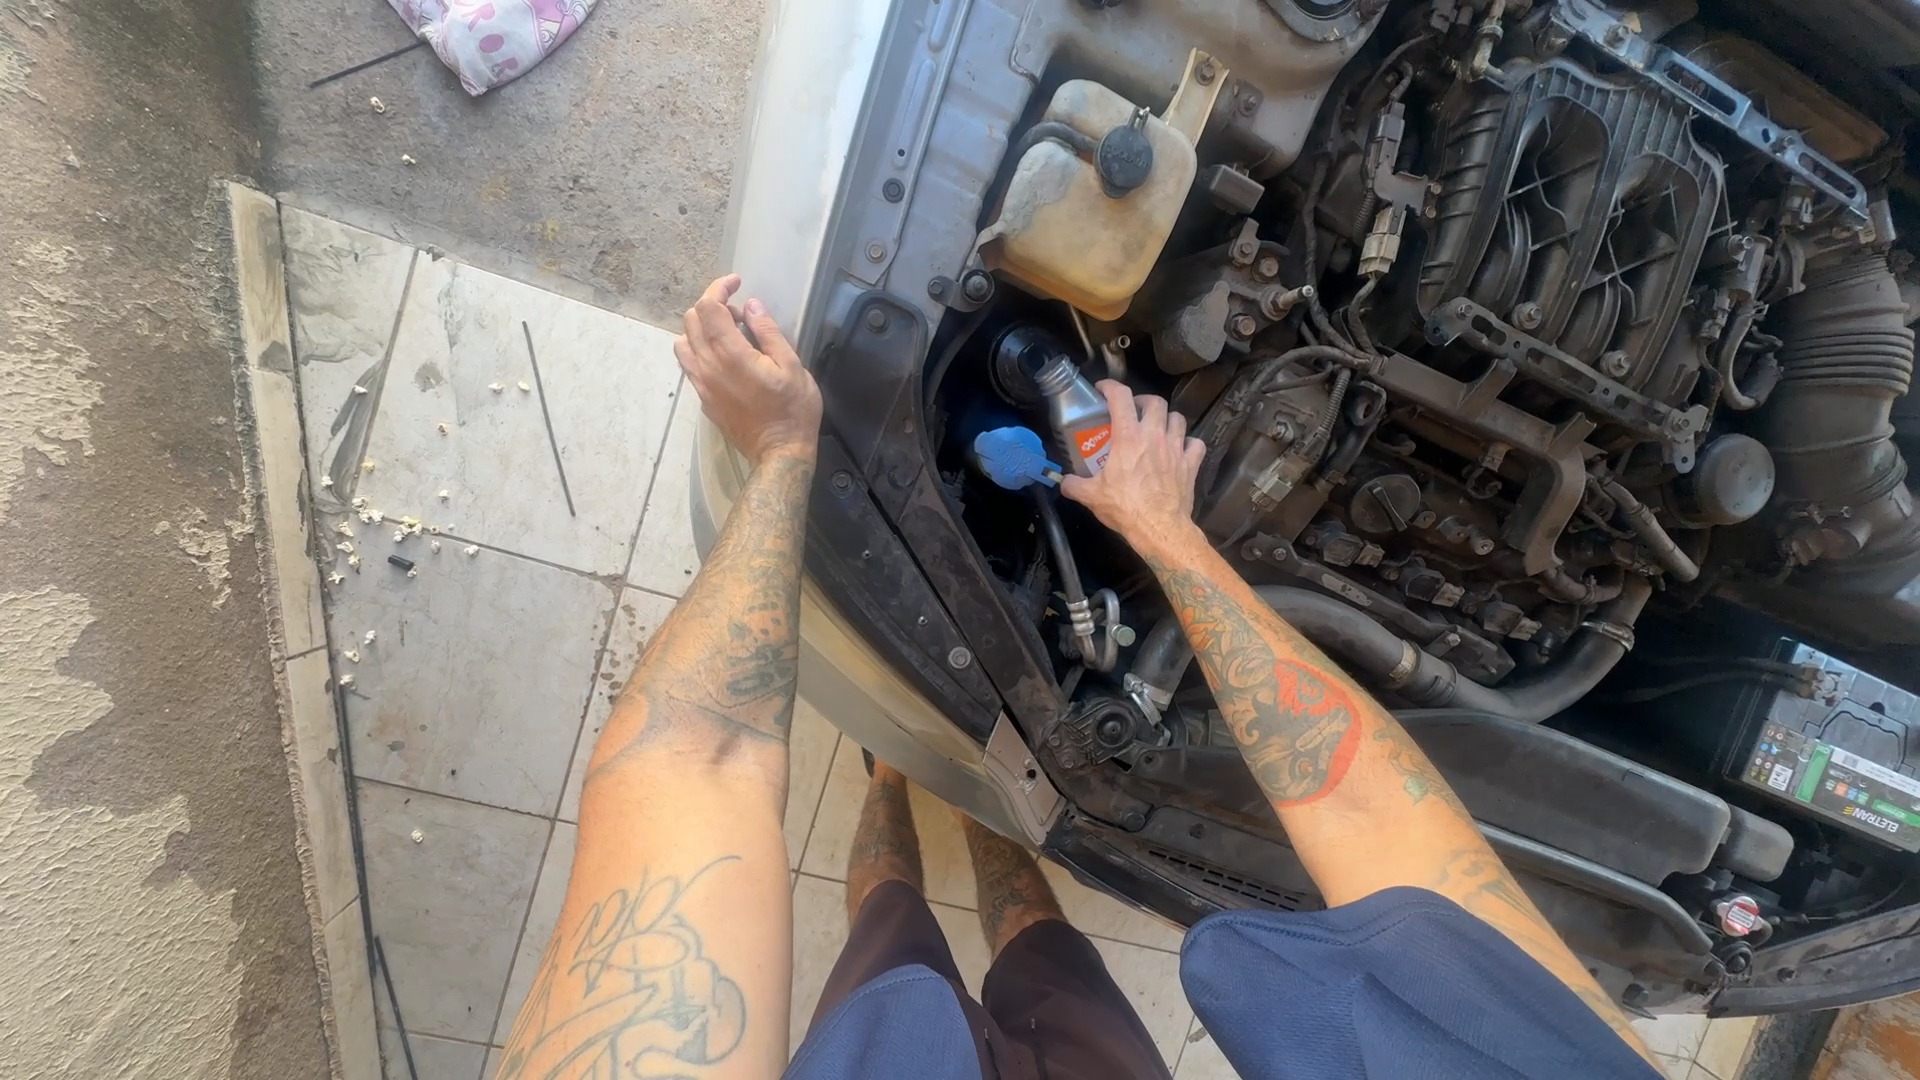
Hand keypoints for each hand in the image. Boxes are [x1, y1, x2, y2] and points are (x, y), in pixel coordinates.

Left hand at [675, 274, 822, 465]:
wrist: (780, 453)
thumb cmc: (793, 409)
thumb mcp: (792, 366)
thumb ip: (768, 332)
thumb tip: (751, 306)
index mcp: (730, 354)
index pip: (709, 307)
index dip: (720, 288)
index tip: (737, 283)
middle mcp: (707, 366)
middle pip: (691, 320)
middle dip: (713, 307)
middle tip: (741, 316)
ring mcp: (701, 384)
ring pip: (683, 342)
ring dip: (701, 329)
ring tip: (728, 336)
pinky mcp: (703, 398)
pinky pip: (689, 365)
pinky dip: (700, 351)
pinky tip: (724, 359)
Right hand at [1059, 380, 1205, 555]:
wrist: (1158, 527)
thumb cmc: (1125, 507)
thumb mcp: (1091, 496)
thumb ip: (1074, 485)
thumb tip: (1063, 482)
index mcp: (1128, 437)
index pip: (1121, 397)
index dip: (1110, 387)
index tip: (1103, 390)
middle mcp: (1154, 436)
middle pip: (1155, 402)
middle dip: (1144, 401)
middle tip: (1134, 411)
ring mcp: (1176, 448)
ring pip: (1178, 418)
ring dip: (1167, 419)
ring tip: (1158, 427)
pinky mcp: (1191, 464)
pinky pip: (1196, 444)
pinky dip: (1189, 443)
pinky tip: (1181, 449)